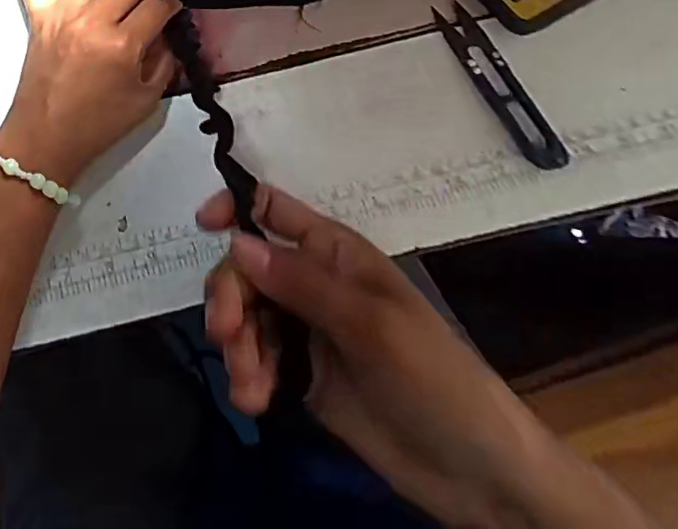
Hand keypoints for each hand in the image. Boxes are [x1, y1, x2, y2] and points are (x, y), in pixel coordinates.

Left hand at [0, 0, 180, 186]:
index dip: (172, 4)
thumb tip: (165, 34)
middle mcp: (92, 21)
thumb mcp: (146, 100)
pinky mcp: (38, 18)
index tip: (173, 9)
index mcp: (122, 44)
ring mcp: (61, 15)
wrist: (45, 138)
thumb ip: (163, 62)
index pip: (157, 6)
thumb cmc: (97, 125)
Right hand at [199, 187, 652, 528]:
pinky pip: (255, 359)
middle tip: (226, 334)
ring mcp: (304, 329)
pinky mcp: (299, 373)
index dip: (236, 205)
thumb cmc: (433, 376)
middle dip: (231, 297)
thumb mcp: (368, 323)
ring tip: (249, 385)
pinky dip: (247, 376)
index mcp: (333, 252)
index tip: (203, 223)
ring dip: (237, 346)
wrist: (474, 472)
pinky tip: (255, 400)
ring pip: (245, 316)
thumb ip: (300, 282)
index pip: (274, 210)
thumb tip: (235, 242)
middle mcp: (311, 282)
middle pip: (246, 268)